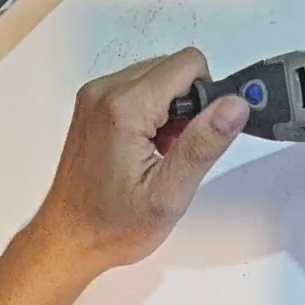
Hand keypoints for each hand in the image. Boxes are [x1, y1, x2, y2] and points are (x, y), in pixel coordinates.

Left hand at [28, 48, 248, 272]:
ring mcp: (94, 97)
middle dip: (186, 108)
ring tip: (157, 156)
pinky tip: (144, 151)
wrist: (69, 239)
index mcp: (124, 107)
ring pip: (156, 78)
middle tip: (173, 153)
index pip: (189, 65)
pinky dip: (150, 116)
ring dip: (168, 113)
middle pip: (173, 68)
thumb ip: (203, 144)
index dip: (206, 100)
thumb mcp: (169, 194)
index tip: (195, 137)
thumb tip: (235, 106)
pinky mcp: (92, 107)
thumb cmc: (110, 225)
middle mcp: (104, 92)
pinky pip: (137, 91)